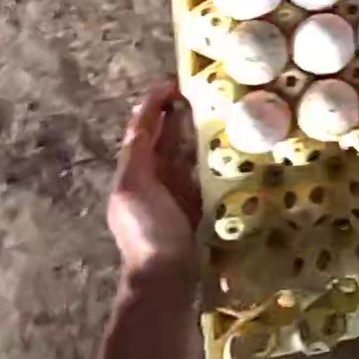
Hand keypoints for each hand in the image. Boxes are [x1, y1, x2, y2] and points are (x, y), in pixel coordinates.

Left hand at [107, 80, 202, 284]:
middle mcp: (154, 177)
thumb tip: (143, 120)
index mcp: (134, 171)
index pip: (141, 129)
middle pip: (164, 137)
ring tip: (216, 109)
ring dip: (195, 130)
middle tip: (201, 90)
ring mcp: (177, 191)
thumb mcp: (132, 188)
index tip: (174, 82)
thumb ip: (137, 153)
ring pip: (185, 152)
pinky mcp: (198, 203)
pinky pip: (203, 172)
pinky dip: (210, 155)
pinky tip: (226, 145)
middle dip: (176, 113)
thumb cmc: (147, 230)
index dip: (153, 104)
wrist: (165, 277)